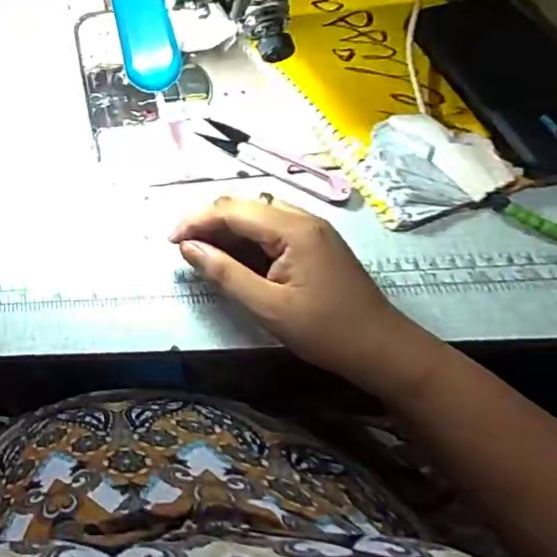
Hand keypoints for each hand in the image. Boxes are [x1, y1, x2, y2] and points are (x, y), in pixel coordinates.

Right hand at [171, 196, 447, 398]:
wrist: (385, 351)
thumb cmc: (327, 332)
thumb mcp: (268, 307)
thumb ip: (225, 273)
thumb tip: (188, 248)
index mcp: (293, 229)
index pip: (232, 209)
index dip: (196, 221)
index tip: (171, 241)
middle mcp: (302, 218)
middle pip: (244, 205)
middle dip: (208, 221)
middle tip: (184, 248)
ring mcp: (311, 228)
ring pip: (256, 214)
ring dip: (225, 228)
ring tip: (202, 252)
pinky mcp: (314, 242)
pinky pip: (270, 228)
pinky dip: (245, 237)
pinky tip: (233, 257)